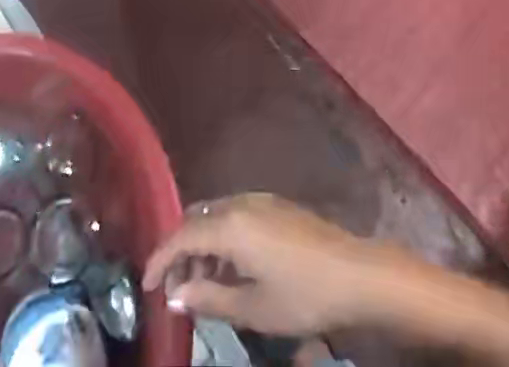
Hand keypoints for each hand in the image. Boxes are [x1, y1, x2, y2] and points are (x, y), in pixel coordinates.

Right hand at [144, 194, 414, 336]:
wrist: (360, 274)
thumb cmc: (305, 295)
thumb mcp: (255, 308)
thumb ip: (209, 298)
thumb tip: (175, 295)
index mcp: (229, 226)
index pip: (181, 237)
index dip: (160, 260)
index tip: (147, 283)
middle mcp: (238, 203)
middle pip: (195, 221)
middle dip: (180, 252)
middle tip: (177, 286)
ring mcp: (258, 200)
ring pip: (215, 216)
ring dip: (203, 245)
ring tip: (206, 281)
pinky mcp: (276, 205)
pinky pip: (234, 215)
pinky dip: (223, 238)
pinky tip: (234, 266)